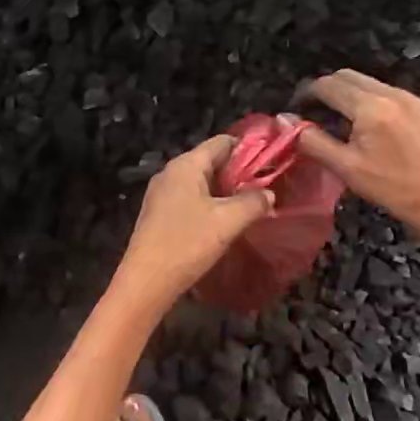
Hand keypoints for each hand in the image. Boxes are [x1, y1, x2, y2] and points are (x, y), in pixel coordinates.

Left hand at [114, 136, 273, 309]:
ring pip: (201, 181)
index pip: (221, 142)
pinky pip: (190, 197)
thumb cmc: (187, 242)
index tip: (272, 162)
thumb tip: (268, 194)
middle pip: (211, 161)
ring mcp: (162, 192)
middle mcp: (170, 172)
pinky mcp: (160, 212)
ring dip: (225, 190)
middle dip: (239, 172)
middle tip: (267, 187)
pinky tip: (225, 220)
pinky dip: (210, 203)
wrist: (147, 278)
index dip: (248, 148)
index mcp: (185, 165)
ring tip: (252, 205)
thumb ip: (253, 202)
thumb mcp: (228, 221)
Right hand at [293, 69, 419, 241]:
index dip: (306, 94)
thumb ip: (311, 140)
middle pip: (347, 76)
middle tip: (313, 111)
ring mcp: (412, 99)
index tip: (296, 109)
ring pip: (368, 82)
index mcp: (371, 108)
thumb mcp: (344, 167)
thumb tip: (284, 120)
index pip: (327, 85)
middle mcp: (393, 94)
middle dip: (325, 89)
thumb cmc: (392, 188)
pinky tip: (368, 126)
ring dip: (347, 94)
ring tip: (339, 120)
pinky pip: (388, 92)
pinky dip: (370, 100)